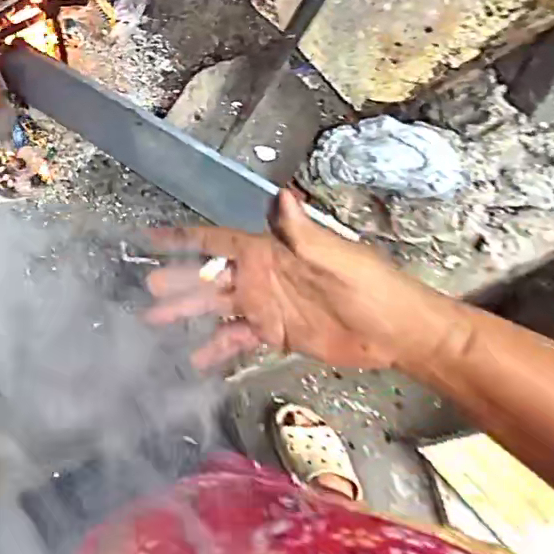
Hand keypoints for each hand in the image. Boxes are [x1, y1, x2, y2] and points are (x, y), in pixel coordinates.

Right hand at [145, 189, 475, 371]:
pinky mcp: (272, 333)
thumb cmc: (373, 288)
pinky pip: (235, 339)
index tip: (152, 237)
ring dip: (184, 312)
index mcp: (265, 253)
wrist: (404, 333)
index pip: (215, 242)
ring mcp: (262, 306)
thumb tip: (282, 195)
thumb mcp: (337, 256)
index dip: (183, 239)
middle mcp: (257, 278)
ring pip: (212, 307)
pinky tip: (195, 358)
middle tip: (149, 286)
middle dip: (176, 279)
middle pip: (206, 276)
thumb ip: (302, 232)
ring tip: (154, 319)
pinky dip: (214, 348)